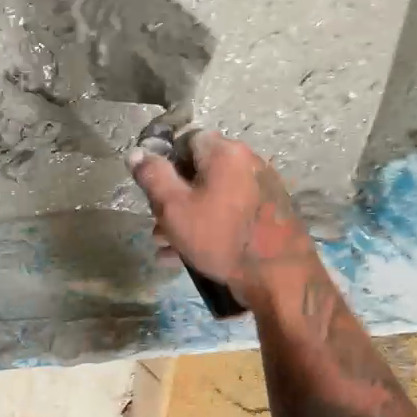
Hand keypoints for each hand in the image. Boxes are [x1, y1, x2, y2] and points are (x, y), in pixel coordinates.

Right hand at [127, 131, 319, 310]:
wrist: (279, 276)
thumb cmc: (219, 236)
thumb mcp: (173, 206)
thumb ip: (152, 175)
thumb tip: (137, 152)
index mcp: (225, 153)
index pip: (186, 139)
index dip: (164, 160)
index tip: (153, 188)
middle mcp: (249, 163)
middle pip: (199, 169)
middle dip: (173, 195)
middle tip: (157, 222)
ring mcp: (263, 188)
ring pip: (213, 194)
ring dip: (188, 214)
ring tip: (168, 243)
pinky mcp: (270, 212)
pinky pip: (229, 211)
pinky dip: (209, 224)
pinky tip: (189, 252)